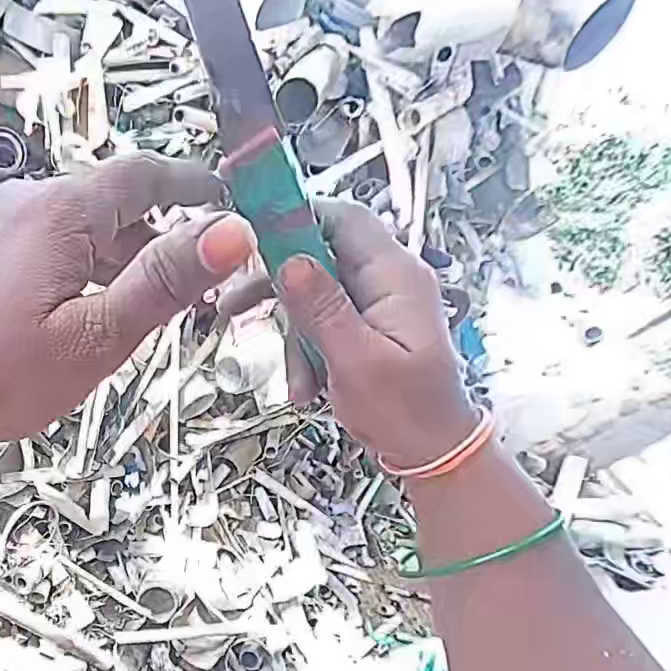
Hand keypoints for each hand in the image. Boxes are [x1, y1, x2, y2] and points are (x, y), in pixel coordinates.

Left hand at [0, 153, 251, 470]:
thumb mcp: (97, 336)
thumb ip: (165, 281)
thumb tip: (228, 234)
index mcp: (56, 212)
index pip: (144, 174)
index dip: (193, 186)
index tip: (227, 201)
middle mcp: (25, 205)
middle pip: (115, 204)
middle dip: (158, 241)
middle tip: (188, 290)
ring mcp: (1, 228)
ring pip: (85, 230)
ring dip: (122, 262)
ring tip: (140, 314)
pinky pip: (55, 247)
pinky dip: (87, 271)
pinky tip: (92, 314)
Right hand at [220, 199, 474, 466]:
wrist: (432, 452)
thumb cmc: (407, 412)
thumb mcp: (357, 361)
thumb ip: (322, 309)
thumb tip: (291, 262)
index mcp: (395, 277)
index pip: (342, 219)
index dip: (295, 218)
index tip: (250, 233)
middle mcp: (386, 281)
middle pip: (317, 256)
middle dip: (280, 289)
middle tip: (238, 306)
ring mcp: (374, 303)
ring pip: (311, 294)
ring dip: (293, 334)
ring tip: (297, 378)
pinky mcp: (362, 325)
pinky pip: (319, 321)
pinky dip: (305, 349)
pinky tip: (308, 383)